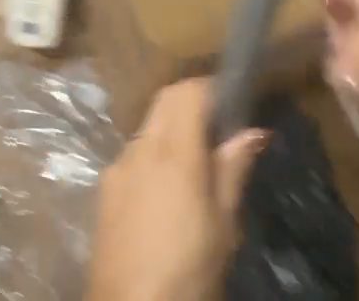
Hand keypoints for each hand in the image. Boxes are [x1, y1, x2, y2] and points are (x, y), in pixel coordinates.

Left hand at [87, 79, 269, 300]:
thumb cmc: (188, 270)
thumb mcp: (224, 225)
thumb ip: (233, 169)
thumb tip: (253, 130)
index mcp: (174, 153)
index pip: (188, 92)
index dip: (211, 87)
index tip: (234, 100)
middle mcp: (140, 149)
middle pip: (164, 101)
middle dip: (191, 101)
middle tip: (220, 126)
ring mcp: (118, 167)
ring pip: (147, 126)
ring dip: (171, 127)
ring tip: (198, 160)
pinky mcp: (105, 188)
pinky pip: (133, 153)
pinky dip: (154, 152)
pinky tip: (168, 187)